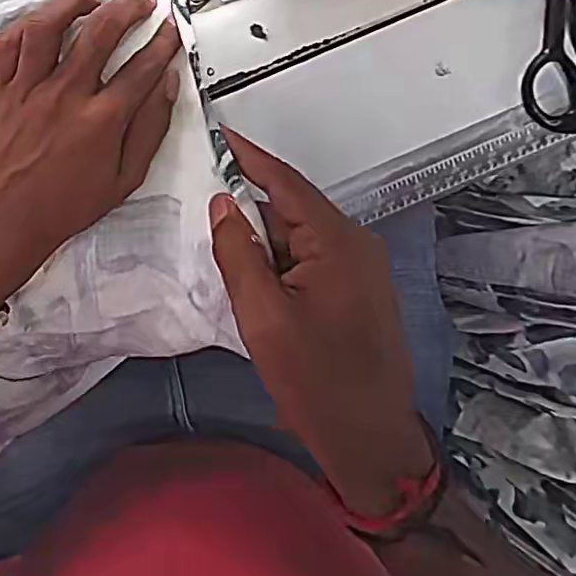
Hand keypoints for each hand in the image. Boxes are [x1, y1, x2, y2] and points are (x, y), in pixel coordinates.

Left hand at [0, 0, 180, 309]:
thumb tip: (165, 85)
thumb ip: (150, 129)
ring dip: (73, 4)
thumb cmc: (64, 205)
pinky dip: (25, 26)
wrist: (7, 219)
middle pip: (100, 32)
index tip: (170, 31)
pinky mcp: (1, 91)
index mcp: (100, 122)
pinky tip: (43, 24)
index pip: (142, 67)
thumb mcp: (125, 178)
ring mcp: (28, 91)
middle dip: (128, 8)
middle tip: (141, 3)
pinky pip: (6, 45)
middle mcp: (64, 98)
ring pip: (47, 27)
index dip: (163, 43)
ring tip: (92, 1)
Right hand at [208, 127, 433, 516]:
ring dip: (262, 239)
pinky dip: (277, 258)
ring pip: (297, 234)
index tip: (218, 133)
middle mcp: (355, 244)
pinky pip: (308, 256)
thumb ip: (238, 252)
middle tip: (206, 204)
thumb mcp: (263, 315)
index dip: (248, 156)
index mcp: (337, 242)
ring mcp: (358, 267)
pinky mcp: (355, 288)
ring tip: (227, 254)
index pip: (285, 182)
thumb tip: (223, 203)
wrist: (369, 441)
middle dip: (248, 207)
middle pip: (291, 208)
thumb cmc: (317, 381)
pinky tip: (255, 278)